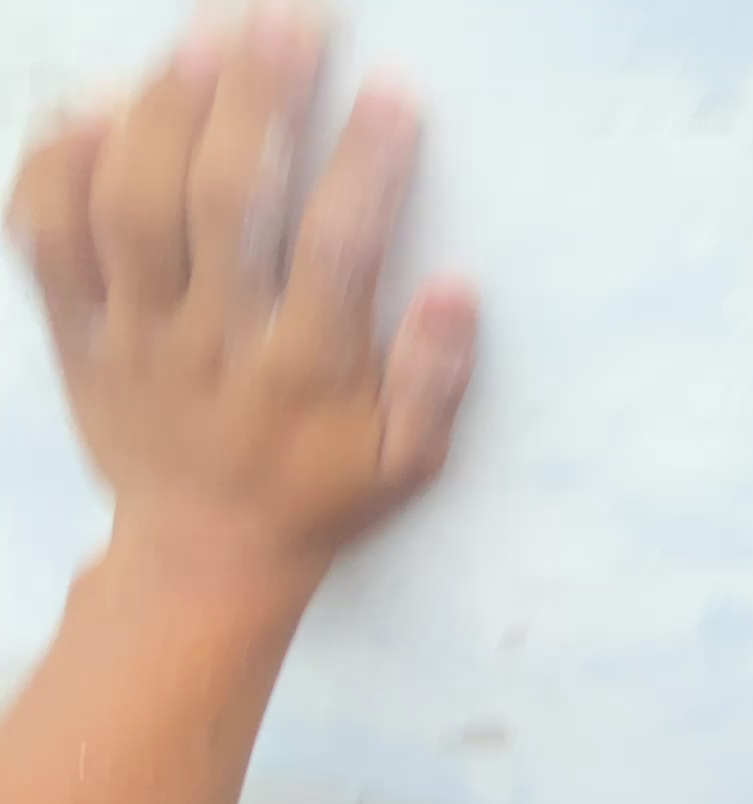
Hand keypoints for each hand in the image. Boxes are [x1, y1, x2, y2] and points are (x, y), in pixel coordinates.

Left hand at [4, 6, 475, 593]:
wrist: (208, 548)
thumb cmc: (329, 497)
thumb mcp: (413, 460)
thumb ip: (437, 378)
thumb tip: (456, 287)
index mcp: (310, 368)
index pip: (339, 247)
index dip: (367, 165)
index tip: (392, 94)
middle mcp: (216, 336)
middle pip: (225, 197)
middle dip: (259, 98)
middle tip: (287, 20)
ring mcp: (133, 327)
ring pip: (129, 196)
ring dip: (165, 105)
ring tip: (206, 34)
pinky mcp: (73, 328)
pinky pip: (43, 230)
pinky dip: (54, 157)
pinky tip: (92, 103)